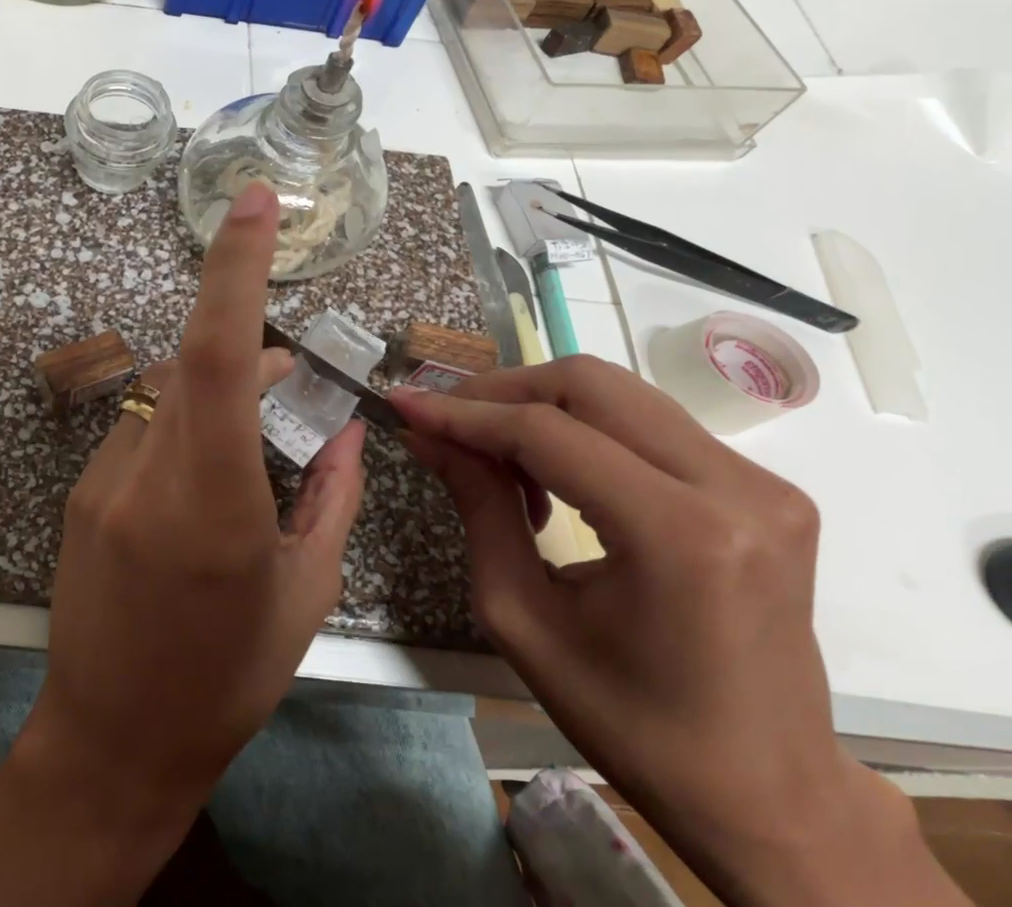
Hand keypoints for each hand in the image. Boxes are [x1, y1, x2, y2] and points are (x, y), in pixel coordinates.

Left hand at [0, 180, 367, 904]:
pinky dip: (178, 431)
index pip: (213, 355)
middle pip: (189, 367)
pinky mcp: (79, 497)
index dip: (233, 269)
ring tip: (252, 434)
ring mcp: (99, 485)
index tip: (251, 203)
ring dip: (209, 396)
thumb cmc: (226, 679)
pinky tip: (200, 482)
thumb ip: (333, 497)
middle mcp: (142, 477)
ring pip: (162, 400)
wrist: (115, 735)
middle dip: (242, 346)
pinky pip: (137, 434)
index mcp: (210, 502)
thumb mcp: (305, 594)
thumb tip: (349, 426)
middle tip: (291, 370)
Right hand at [391, 358, 967, 906]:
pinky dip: (586, 434)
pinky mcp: (768, 491)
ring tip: (486, 453)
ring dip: (541, 409)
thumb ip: (479, 510)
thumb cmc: (627, 719)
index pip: (547, 433)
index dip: (463, 413)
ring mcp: (764, 485)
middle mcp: (736, 489)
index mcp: (677, 535)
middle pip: (593, 385)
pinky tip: (549, 475)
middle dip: (501, 392)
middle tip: (442, 419)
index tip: (402, 405)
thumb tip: (429, 437)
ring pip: (624, 396)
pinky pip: (654, 428)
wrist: (761, 785)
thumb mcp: (523, 617)